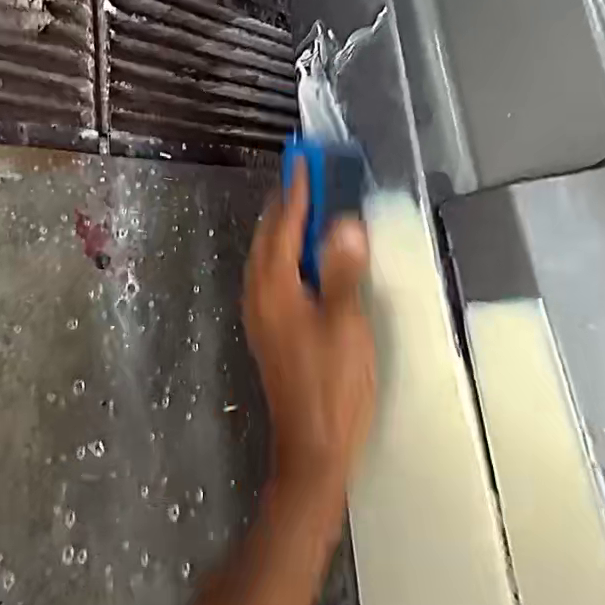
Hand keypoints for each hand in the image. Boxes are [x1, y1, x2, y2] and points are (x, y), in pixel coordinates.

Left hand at [241, 162, 376, 523]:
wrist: (309, 442)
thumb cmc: (332, 384)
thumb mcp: (347, 325)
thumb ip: (344, 273)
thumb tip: (343, 223)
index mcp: (275, 286)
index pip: (284, 227)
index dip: (296, 194)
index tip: (302, 163)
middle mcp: (258, 292)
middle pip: (267, 237)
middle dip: (283, 206)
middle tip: (303, 178)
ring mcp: (258, 311)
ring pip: (265, 256)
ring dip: (281, 229)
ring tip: (302, 209)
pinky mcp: (266, 326)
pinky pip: (268, 274)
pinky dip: (283, 254)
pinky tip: (301, 259)